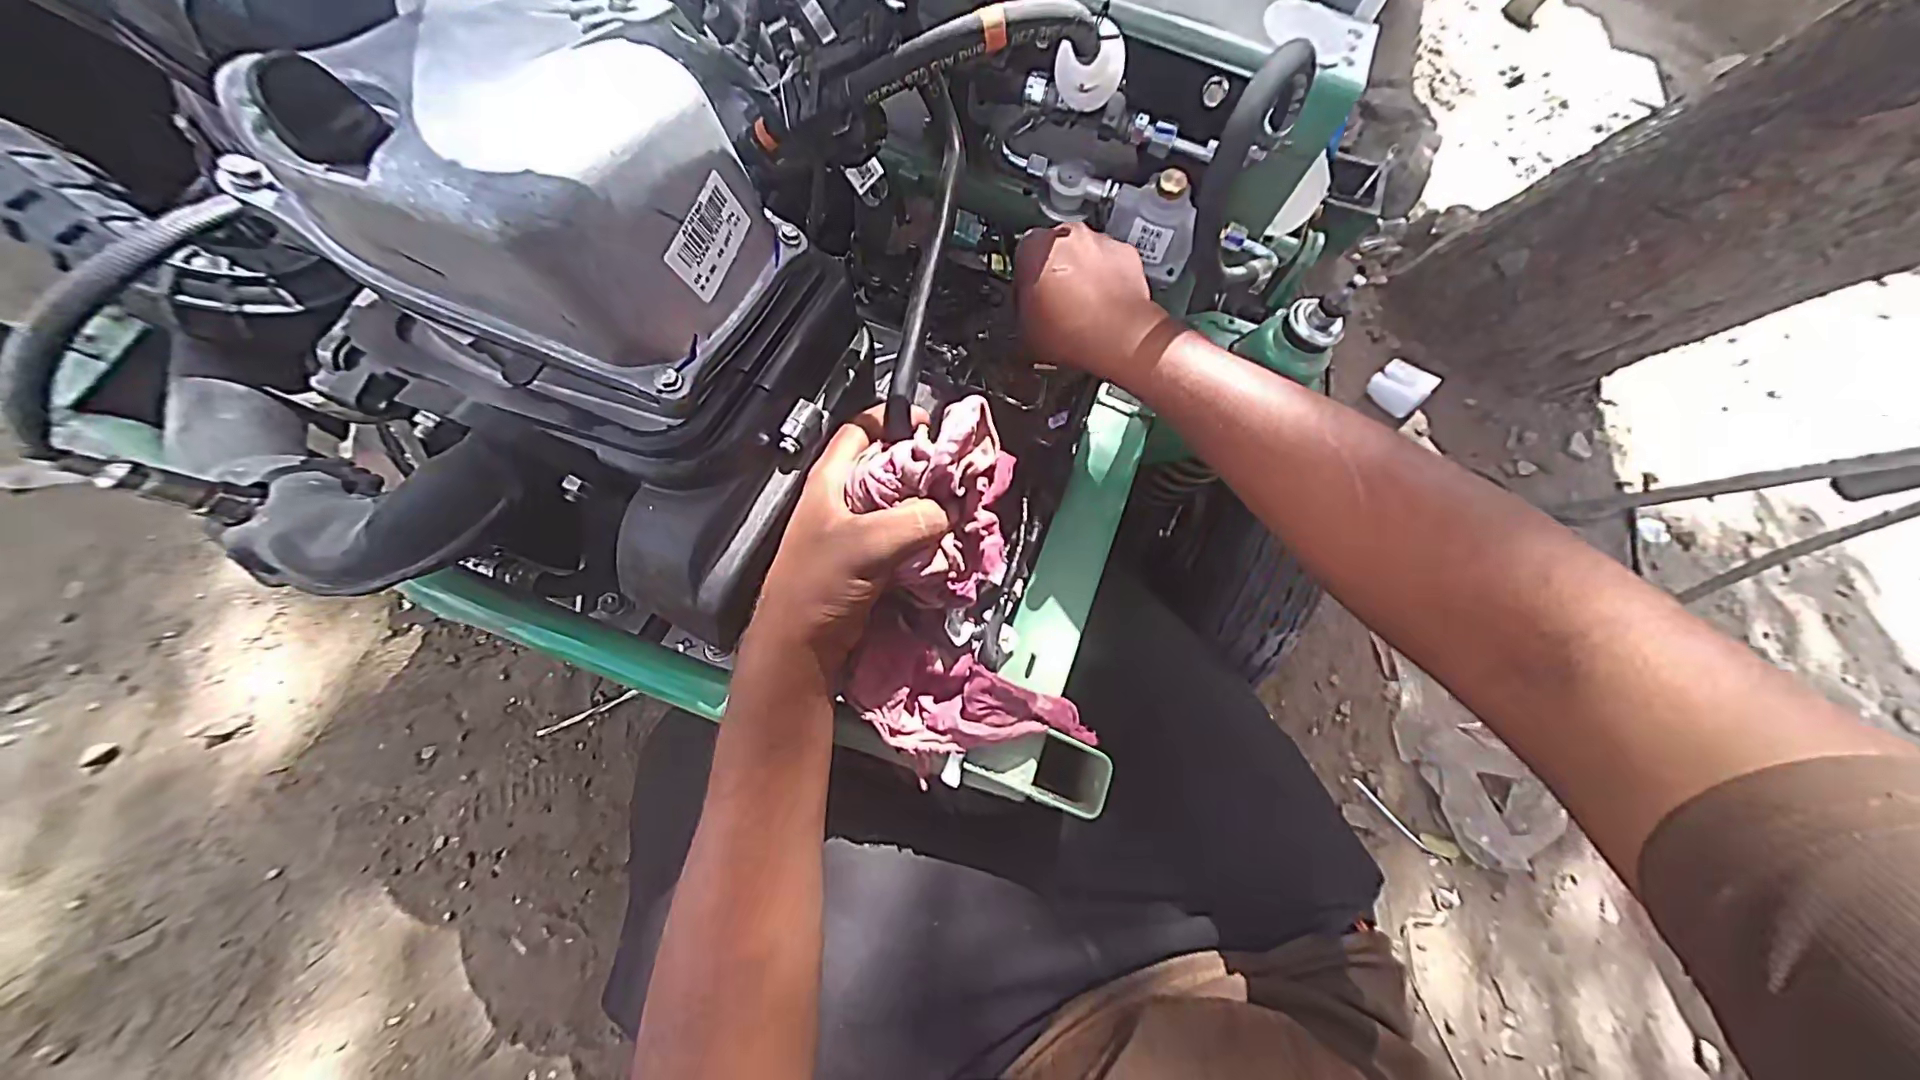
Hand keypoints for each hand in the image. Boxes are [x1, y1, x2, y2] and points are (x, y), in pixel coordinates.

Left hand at [745, 407, 950, 682]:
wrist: (800, 647)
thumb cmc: (816, 586)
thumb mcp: (867, 543)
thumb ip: (915, 520)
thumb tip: (951, 510)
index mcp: (831, 480)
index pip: (862, 428)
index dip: (895, 419)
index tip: (931, 428)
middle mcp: (844, 500)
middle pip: (891, 468)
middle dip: (925, 469)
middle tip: (955, 476)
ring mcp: (857, 531)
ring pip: (902, 505)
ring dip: (930, 507)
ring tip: (957, 508)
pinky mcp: (870, 560)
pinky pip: (906, 537)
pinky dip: (927, 536)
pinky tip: (945, 541)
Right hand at [1014, 222, 1177, 385]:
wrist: (1118, 338)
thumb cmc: (1072, 333)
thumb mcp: (1024, 332)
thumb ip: (1019, 310)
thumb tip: (1021, 314)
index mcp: (1035, 247)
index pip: (1020, 257)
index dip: (1023, 282)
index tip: (1028, 299)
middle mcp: (1069, 235)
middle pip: (1055, 251)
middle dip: (1054, 274)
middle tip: (1055, 305)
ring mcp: (1100, 242)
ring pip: (1084, 254)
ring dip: (1081, 274)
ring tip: (1081, 309)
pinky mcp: (1126, 253)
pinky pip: (1111, 262)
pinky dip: (1107, 278)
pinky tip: (1101, 305)